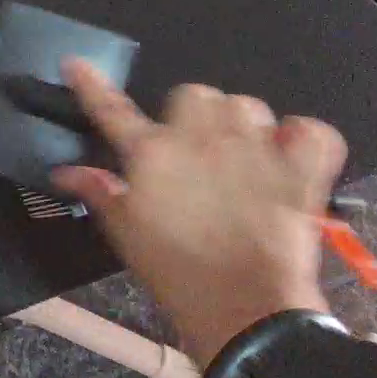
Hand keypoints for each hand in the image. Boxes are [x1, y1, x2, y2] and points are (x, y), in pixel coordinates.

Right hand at [52, 60, 346, 364]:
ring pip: (248, 106)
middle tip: (188, 141)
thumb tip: (63, 171)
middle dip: (190, 111)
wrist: (247, 313)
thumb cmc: (175, 270)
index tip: (76, 64)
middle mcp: (201, 140)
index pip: (111, 108)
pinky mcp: (300, 176)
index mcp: (152, 152)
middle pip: (194, 93)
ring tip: (237, 149)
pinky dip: (303, 137)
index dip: (90, 84)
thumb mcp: (124, 231)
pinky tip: (288, 150)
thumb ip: (97, 191)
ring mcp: (255, 154)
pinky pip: (313, 133)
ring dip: (240, 123)